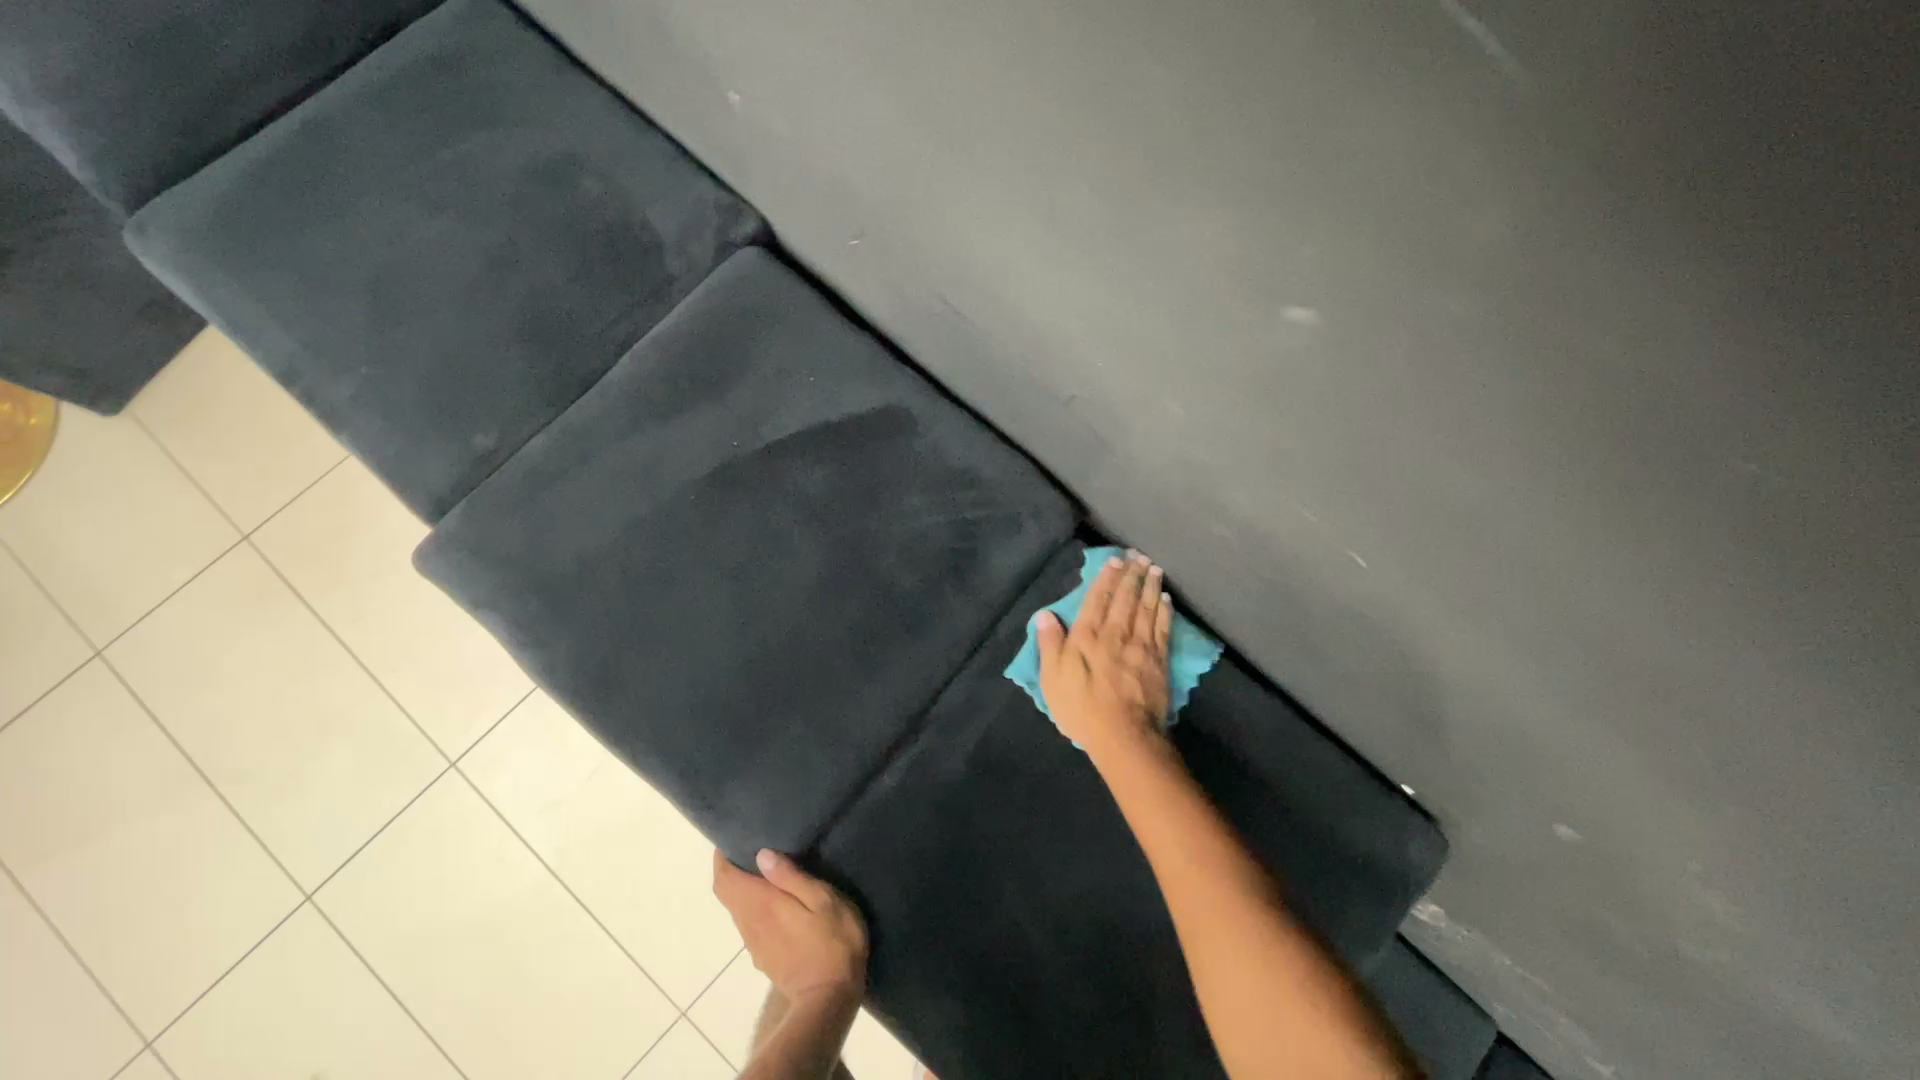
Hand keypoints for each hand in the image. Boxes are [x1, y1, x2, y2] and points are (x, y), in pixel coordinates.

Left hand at [714, 849, 867, 1002]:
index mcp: (761, 904)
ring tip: (763, 874)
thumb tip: (762, 855)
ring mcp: (754, 943)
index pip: (725, 878)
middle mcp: (750, 922)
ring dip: (741, 890)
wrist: (828, 1000)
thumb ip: (792, 878)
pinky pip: (749, 924)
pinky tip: (775, 905)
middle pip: (726, 893)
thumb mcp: (823, 901)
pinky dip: (752, 907)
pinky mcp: (764, 957)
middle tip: (749, 851)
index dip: (722, 858)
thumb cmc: (832, 943)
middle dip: (729, 870)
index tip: (732, 840)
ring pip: (736, 909)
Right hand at [1036, 550, 1173, 756]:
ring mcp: (1141, 646)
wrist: (1124, 735)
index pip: (1097, 599)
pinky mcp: (1159, 661)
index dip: (1106, 578)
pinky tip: (1165, 600)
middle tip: (1138, 555)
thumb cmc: (1082, 708)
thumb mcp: (1053, 678)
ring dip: (1150, 586)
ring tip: (1154, 568)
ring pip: (1147, 608)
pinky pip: (1163, 628)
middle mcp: (1116, 633)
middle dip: (1132, 575)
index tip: (1114, 561)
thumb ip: (1051, 644)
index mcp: (1088, 636)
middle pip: (1125, 598)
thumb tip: (1045, 615)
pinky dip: (1164, 611)